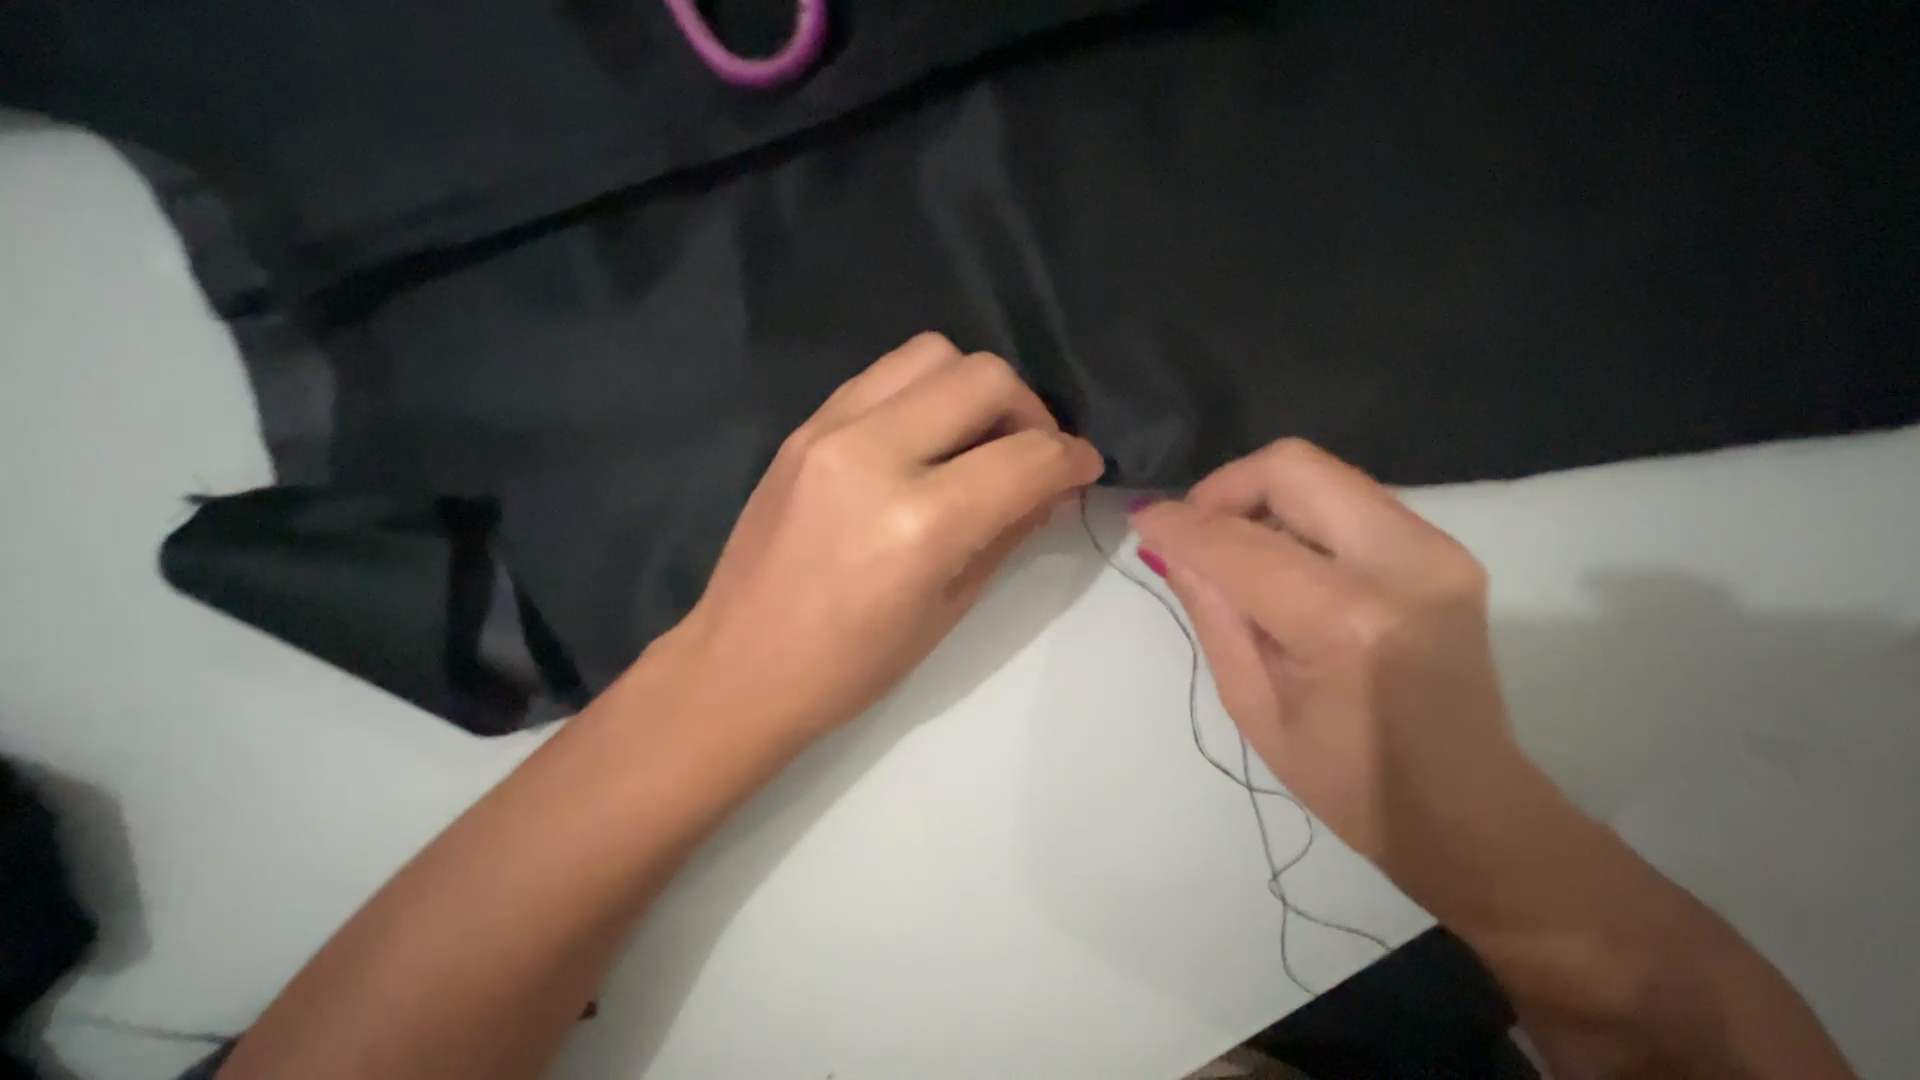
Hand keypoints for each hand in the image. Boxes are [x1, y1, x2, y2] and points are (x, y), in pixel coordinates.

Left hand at [644, 333, 1103, 744]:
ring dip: (975, 388)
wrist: (738, 665)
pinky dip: (923, 391)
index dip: (1073, 459)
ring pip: (932, 354)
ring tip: (978, 438)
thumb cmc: (850, 666)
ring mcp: (829, 430)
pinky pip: (883, 374)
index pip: (1027, 457)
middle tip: (1031, 455)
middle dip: (1030, 411)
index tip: (1084, 469)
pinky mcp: (802, 426)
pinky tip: (925, 437)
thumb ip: (1008, 532)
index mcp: (919, 523)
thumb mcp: (948, 609)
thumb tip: (1053, 486)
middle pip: (984, 377)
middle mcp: (874, 454)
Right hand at [1131, 438, 1534, 898]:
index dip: (1179, 524)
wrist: (1465, 807)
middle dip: (1225, 488)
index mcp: (1347, 622)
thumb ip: (1212, 611)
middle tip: (1194, 532)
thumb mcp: (1253, 704)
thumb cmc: (1347, 779)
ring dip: (1262, 499)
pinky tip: (1281, 561)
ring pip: (1323, 474)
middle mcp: (1401, 564)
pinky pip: (1350, 499)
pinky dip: (1300, 515)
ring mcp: (1435, 550)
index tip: (1141, 520)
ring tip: (1234, 551)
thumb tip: (1172, 545)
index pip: (1239, 543)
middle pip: (1292, 469)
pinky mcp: (1444, 549)